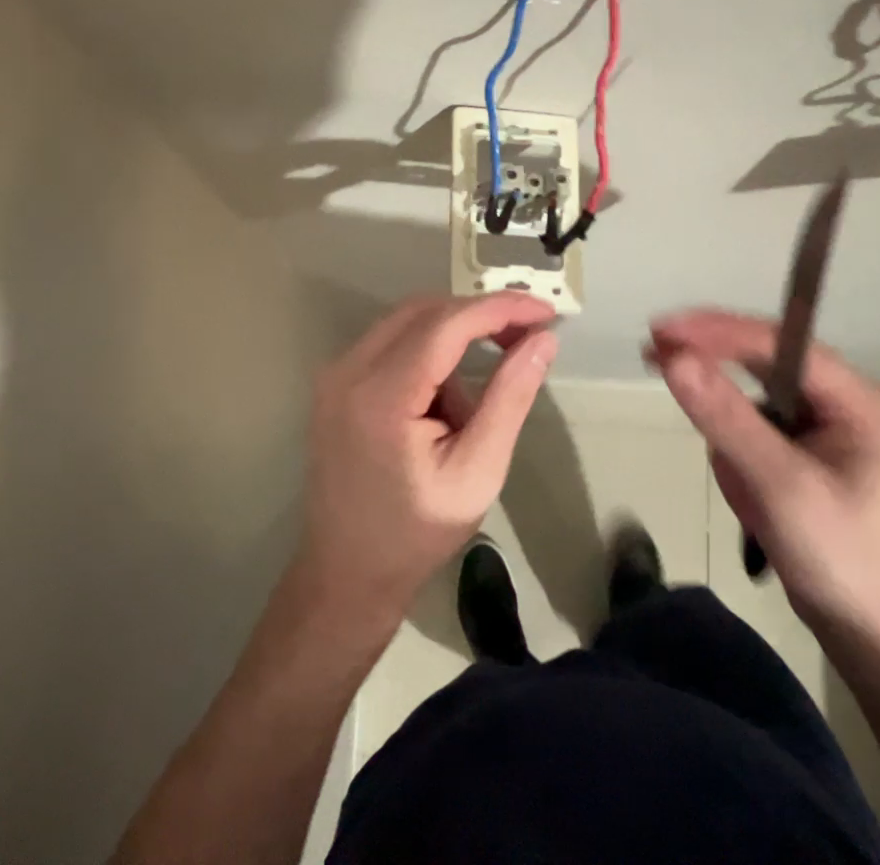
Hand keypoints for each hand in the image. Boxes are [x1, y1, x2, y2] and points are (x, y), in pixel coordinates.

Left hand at [299, 294, 558, 613]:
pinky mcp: (334, 387)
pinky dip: (425, 359)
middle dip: (478, 317)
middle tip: (526, 339)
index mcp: (380, 395)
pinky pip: (388, 347)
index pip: (446, 323)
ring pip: (405, 325)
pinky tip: (440, 410)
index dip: (500, 308)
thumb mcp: (477, 471)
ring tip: (470, 411)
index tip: (546, 313)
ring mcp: (334, 377)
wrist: (347, 571)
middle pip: (423, 311)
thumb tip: (542, 340)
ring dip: (450, 343)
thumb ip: (509, 399)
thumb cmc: (416, 532)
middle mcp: (348, 371)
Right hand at [648, 311, 879, 645]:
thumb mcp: (779, 483)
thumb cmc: (841, 559)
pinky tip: (753, 506)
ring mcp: (830, 439)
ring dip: (734, 443)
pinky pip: (759, 444)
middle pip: (769, 370)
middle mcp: (848, 409)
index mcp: (861, 403)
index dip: (719, 332)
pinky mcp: (810, 466)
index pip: (782, 345)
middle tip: (655, 360)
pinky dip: (741, 466)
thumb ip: (725, 417)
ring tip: (747, 497)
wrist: (878, 640)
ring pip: (757, 410)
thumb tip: (675, 358)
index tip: (661, 330)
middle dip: (718, 378)